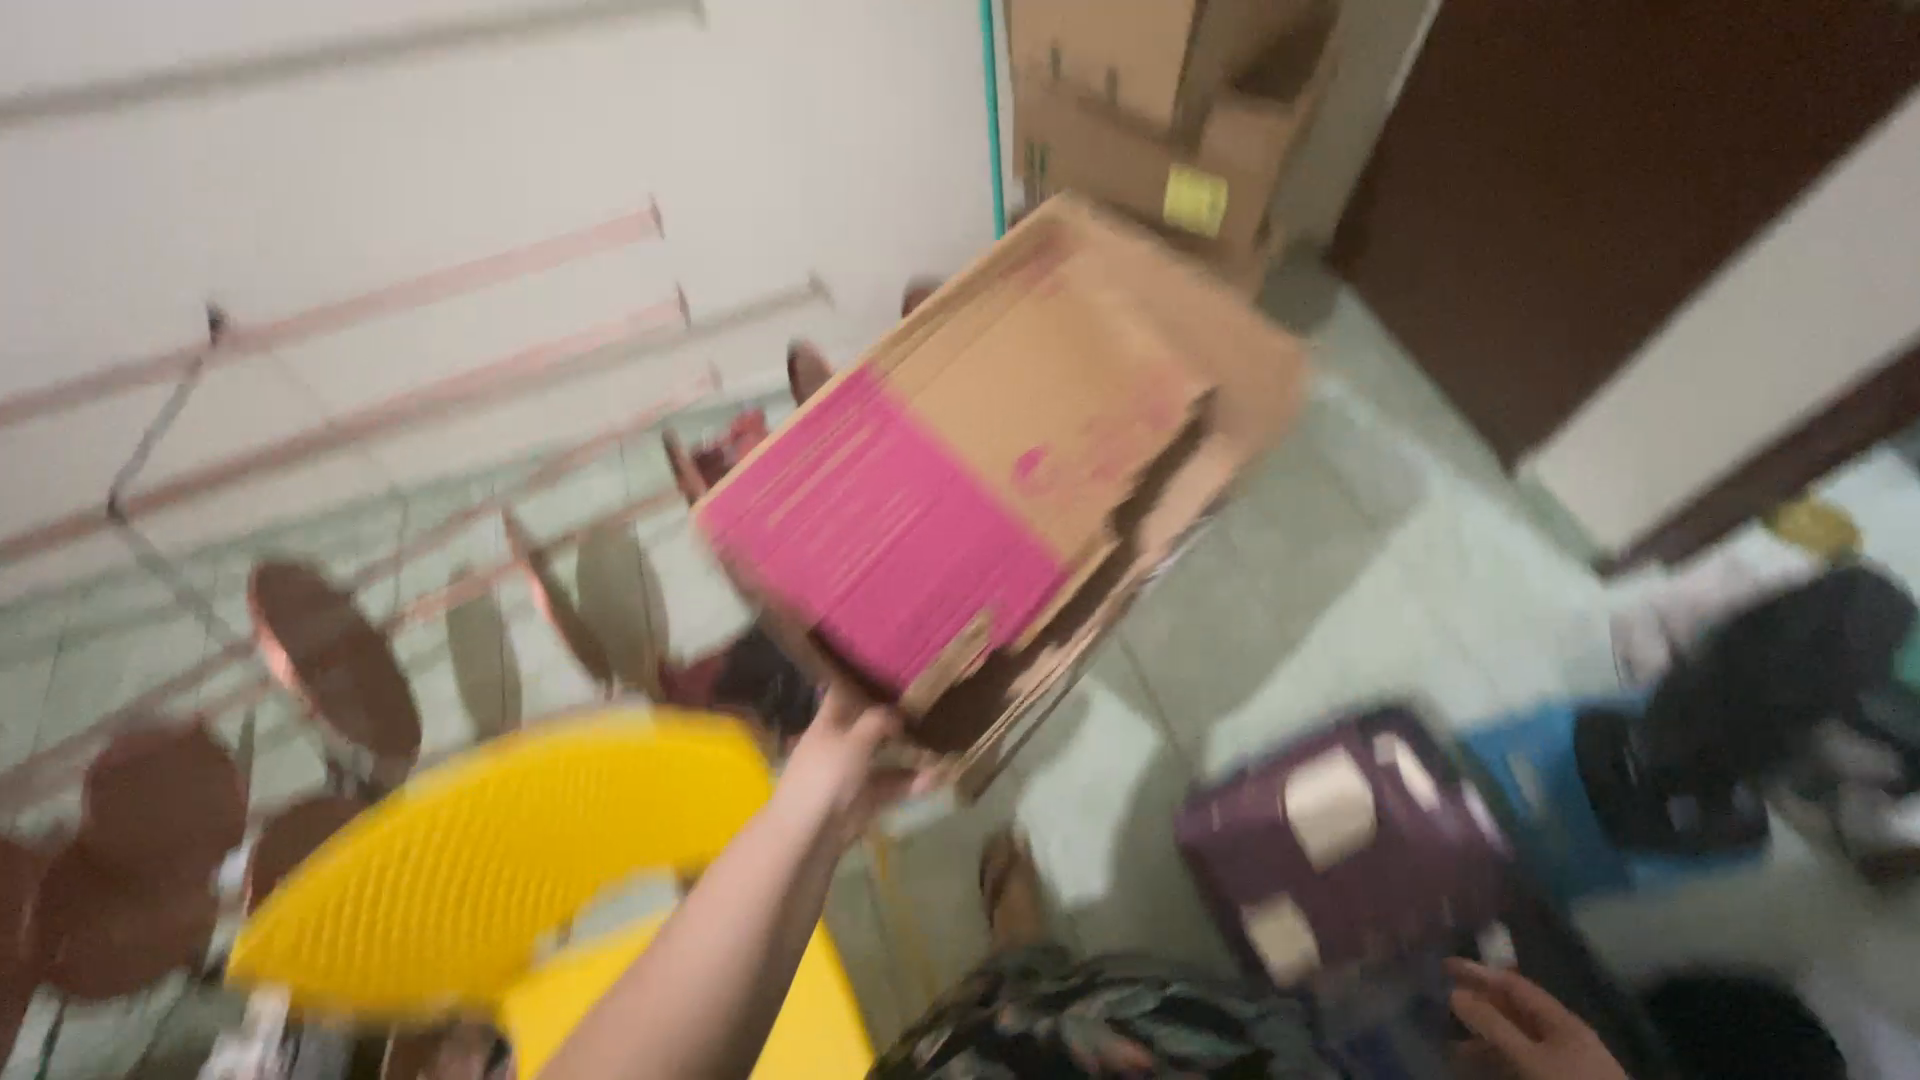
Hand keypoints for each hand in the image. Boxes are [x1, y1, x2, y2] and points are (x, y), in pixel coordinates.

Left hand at [775, 681, 940, 847]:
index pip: (841, 692)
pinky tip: (937, 777)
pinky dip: (911, 782)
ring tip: (940, 744)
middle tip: (927, 703)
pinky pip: (891, 786)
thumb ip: (878, 721)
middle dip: (894, 717)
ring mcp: (851, 773)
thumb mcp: (853, 740)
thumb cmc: (825, 775)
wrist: (808, 834)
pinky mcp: (863, 800)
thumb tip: (898, 713)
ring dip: (909, 752)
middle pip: (868, 724)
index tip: (888, 668)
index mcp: (827, 723)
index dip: (861, 679)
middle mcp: (839, 744)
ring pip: (884, 757)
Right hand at [1447, 959, 1628, 1079]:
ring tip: (1454, 1041)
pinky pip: (1523, 1061)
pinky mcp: (1560, 1079)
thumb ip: (1493, 1026)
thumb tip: (1455, 994)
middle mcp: (1563, 1036)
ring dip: (1486, 1036)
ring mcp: (1565, 1062)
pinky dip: (1499, 1058)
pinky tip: (1479, 1065)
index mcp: (1561, 1021)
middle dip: (1479, 1005)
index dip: (1479, 972)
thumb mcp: (1530, 1059)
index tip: (1445, 967)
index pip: (1514, 984)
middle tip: (1444, 1001)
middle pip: (1515, 1010)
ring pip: (1518, 1038)